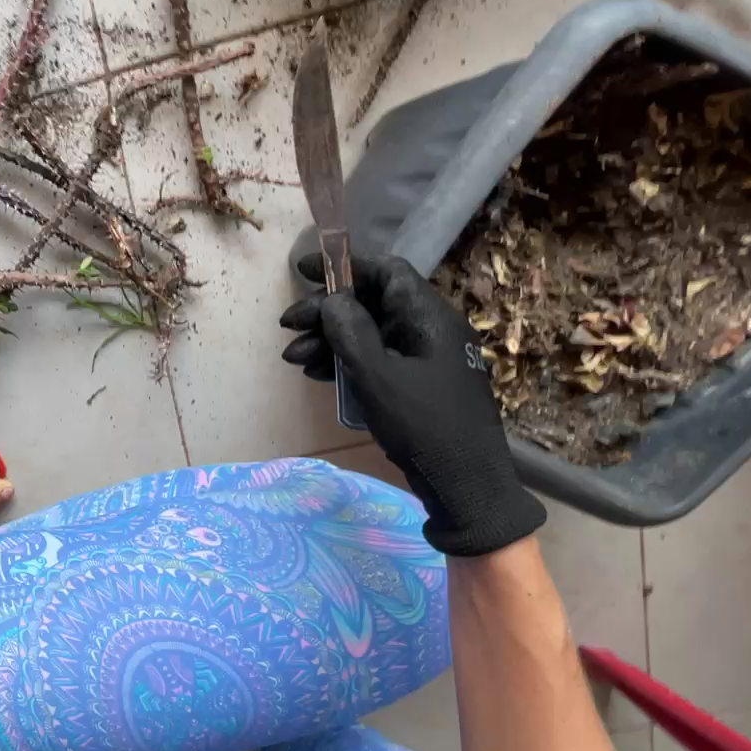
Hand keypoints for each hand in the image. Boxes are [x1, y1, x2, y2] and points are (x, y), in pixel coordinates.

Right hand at [280, 253, 544, 555]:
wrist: (463, 484)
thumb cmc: (423, 424)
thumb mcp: (377, 375)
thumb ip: (351, 332)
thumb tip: (333, 300)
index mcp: (429, 320)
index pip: (387, 273)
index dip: (345, 266)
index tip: (304, 271)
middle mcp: (428, 331)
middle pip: (370, 304)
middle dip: (325, 312)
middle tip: (287, 326)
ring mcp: (423, 358)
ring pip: (367, 333)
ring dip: (327, 340)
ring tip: (294, 359)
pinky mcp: (415, 382)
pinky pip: (374, 358)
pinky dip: (343, 362)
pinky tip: (317, 376)